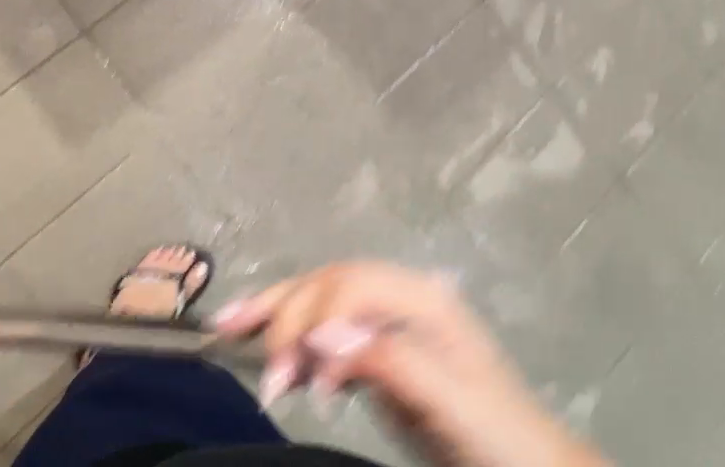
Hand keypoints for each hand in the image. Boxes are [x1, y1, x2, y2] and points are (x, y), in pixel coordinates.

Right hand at [210, 263, 606, 466]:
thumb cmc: (496, 438)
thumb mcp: (450, 404)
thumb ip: (389, 361)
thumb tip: (321, 335)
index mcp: (425, 300)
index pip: (352, 285)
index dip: (318, 319)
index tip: (298, 372)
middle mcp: (404, 294)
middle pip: (329, 285)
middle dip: (289, 321)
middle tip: (270, 379)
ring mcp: (390, 318)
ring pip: (320, 296)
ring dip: (276, 314)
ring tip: (227, 329)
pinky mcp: (378, 345)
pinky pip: (325, 325)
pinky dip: (289, 330)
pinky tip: (258, 337)